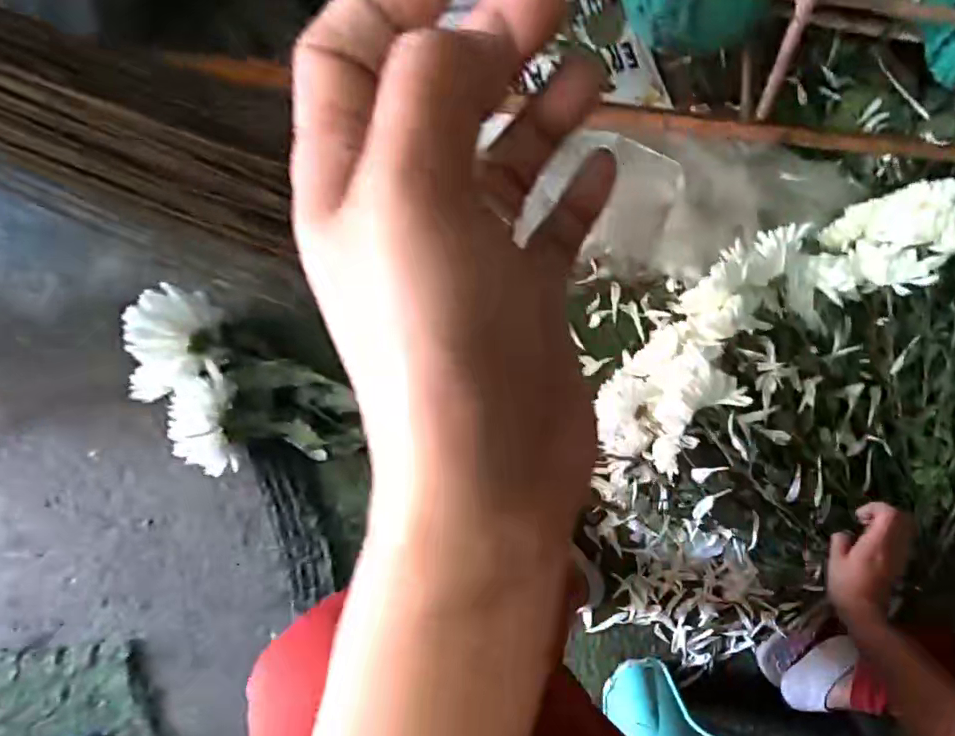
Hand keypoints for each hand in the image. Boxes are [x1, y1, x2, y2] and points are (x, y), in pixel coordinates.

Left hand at [290, 0, 615, 541]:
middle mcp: (407, 214)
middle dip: (490, 41)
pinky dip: (573, 194)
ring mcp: (474, 262)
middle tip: (558, 4)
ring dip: (542, 110)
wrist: (490, 469)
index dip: (406, 2)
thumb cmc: (439, 335)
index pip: (353, 53)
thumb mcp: (410, 192)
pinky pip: (548, 231)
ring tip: (594, 70)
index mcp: (350, 180)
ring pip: (504, 164)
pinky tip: (605, 167)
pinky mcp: (527, 302)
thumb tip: (480, 23)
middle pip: (440, 100)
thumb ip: (433, 90)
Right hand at [828, 503, 915, 626]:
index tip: (858, 516)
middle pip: (902, 518)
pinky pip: (902, 543)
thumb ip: (839, 542)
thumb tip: (843, 534)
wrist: (866, 613)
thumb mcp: (835, 562)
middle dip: (885, 514)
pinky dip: (892, 539)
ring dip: (890, 526)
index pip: (888, 512)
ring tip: (870, 534)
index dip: (874, 507)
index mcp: (878, 540)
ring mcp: (900, 556)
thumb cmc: (848, 586)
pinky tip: (875, 548)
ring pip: (905, 530)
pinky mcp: (901, 566)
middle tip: (867, 521)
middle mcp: (894, 545)